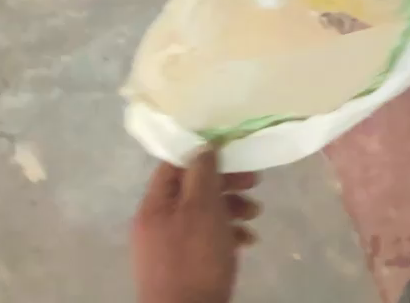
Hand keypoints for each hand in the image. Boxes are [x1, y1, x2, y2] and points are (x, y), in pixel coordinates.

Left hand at [132, 150, 258, 302]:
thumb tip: (204, 146)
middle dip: (226, 182)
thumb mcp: (202, 208)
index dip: (203, 153)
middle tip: (254, 181)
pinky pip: (206, 236)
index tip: (234, 150)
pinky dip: (227, 232)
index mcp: (154, 206)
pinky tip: (247, 240)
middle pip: (194, 187)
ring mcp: (169, 245)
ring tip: (254, 215)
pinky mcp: (183, 264)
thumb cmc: (195, 259)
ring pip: (204, 211)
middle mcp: (157, 222)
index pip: (175, 164)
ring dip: (232, 207)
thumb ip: (203, 173)